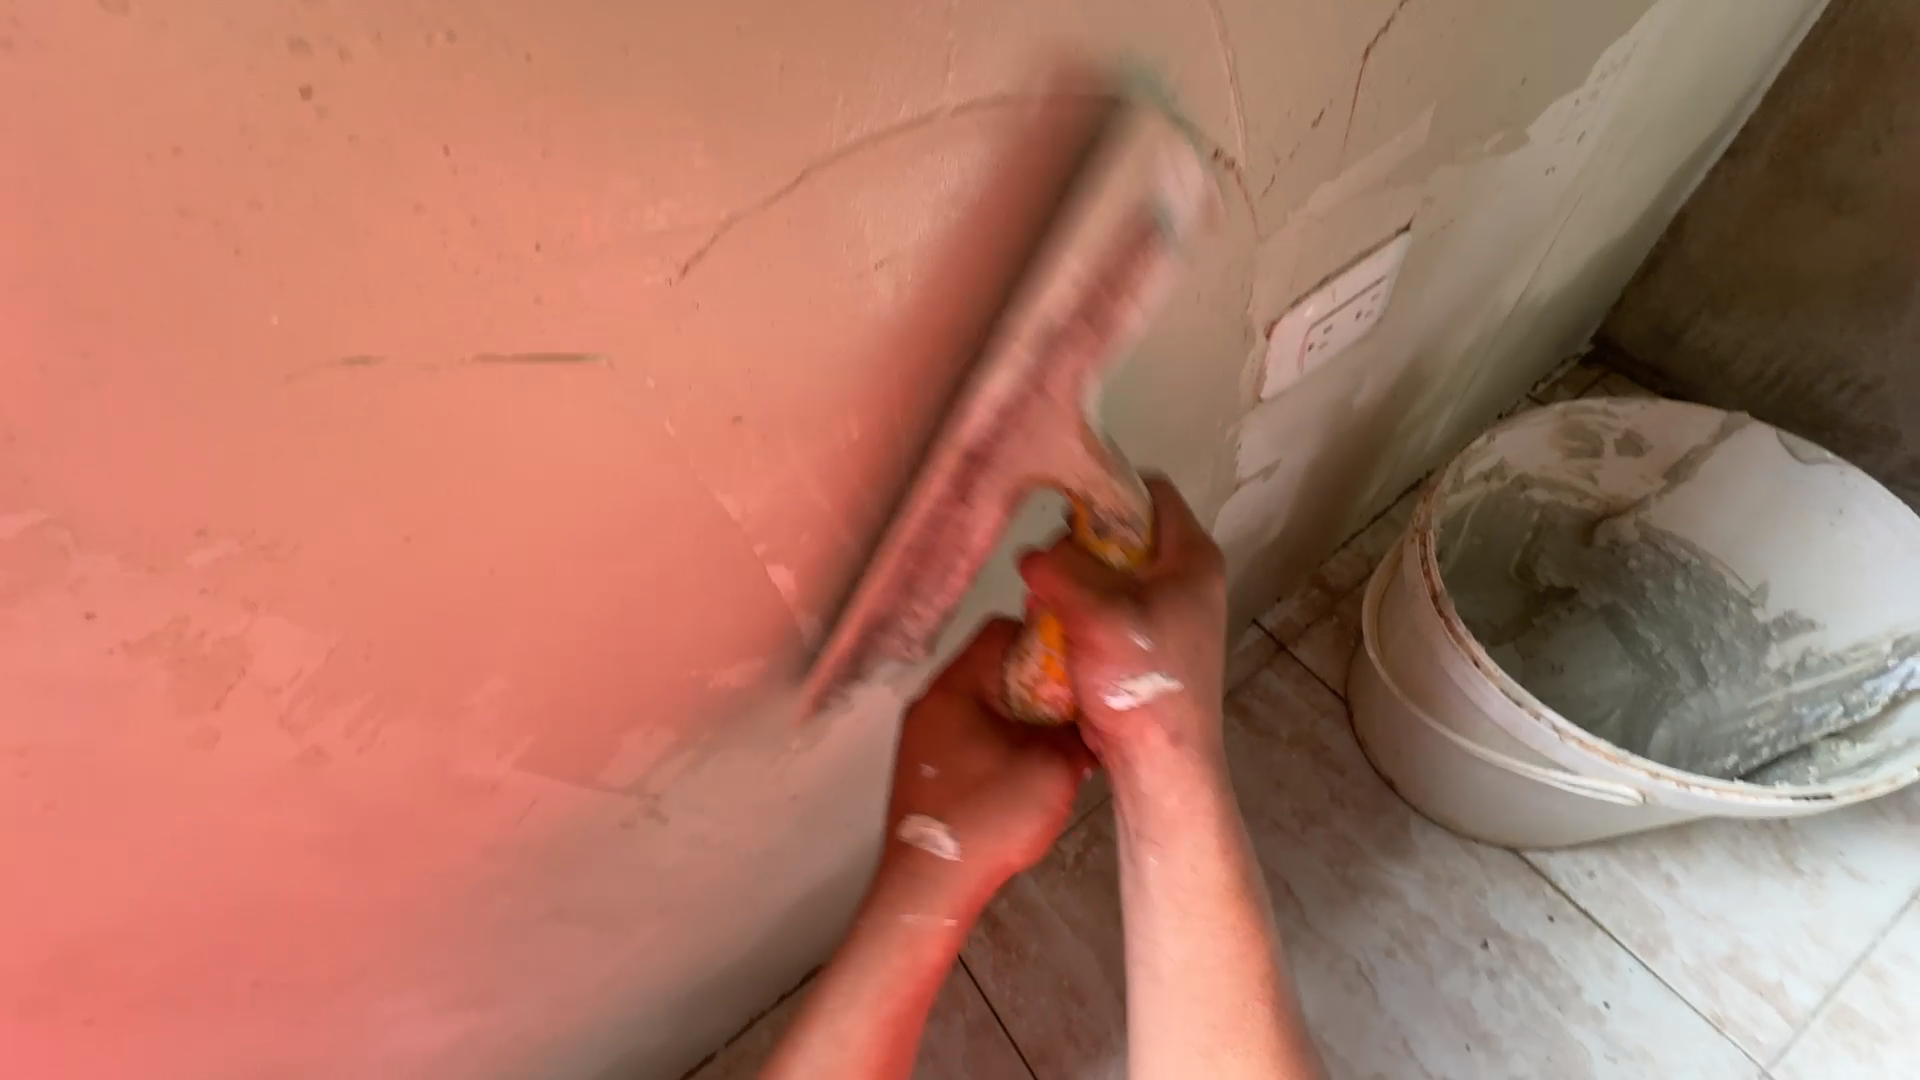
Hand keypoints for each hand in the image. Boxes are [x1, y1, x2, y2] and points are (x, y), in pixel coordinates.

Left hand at [880, 619, 1095, 911]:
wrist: (928, 887)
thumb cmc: (989, 818)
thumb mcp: (1053, 770)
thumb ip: (1076, 733)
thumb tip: (1089, 718)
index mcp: (955, 687)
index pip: (999, 630)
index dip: (1042, 640)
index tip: (1071, 670)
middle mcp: (930, 699)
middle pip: (988, 663)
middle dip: (1033, 680)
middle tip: (1066, 709)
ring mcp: (920, 731)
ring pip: (979, 697)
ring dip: (1016, 711)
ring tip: (1047, 741)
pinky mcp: (921, 761)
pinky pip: (965, 726)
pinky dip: (996, 734)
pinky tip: (1019, 767)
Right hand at [1017, 476, 1228, 781]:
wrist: (1162, 762)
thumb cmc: (1141, 679)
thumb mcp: (1095, 611)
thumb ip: (1058, 569)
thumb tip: (1030, 555)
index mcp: (1191, 557)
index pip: (1151, 492)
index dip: (1106, 491)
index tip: (1063, 513)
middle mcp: (1186, 578)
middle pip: (1124, 533)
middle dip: (1079, 549)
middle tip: (1051, 572)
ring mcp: (1168, 613)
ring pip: (1110, 574)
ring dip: (1074, 586)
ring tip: (1048, 608)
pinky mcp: (1150, 644)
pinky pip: (1108, 608)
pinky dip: (1080, 613)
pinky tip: (1059, 633)